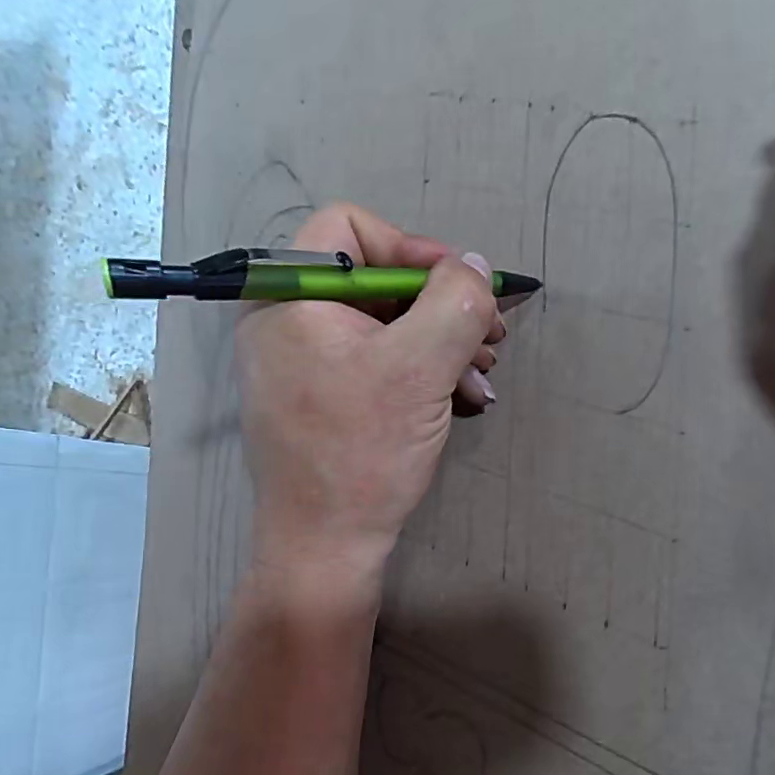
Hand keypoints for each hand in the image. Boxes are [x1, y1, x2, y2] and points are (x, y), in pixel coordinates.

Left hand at [236, 204, 509, 578]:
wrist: (324, 546)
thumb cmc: (362, 453)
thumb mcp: (420, 367)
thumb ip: (455, 301)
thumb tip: (474, 267)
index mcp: (288, 299)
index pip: (349, 227)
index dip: (411, 246)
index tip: (457, 285)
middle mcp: (284, 322)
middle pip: (373, 279)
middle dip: (439, 305)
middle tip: (490, 336)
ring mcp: (300, 363)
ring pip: (380, 325)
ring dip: (439, 342)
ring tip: (483, 372)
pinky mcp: (318, 397)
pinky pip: (372, 362)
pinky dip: (418, 372)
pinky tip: (461, 396)